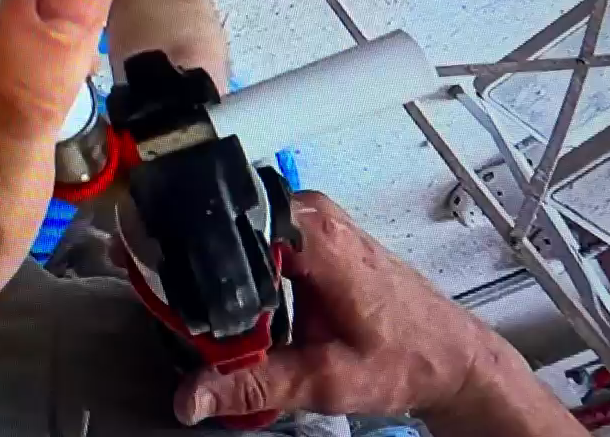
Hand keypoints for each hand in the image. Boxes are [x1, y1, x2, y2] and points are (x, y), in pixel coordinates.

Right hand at [177, 193, 585, 436]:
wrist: (454, 357)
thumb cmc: (404, 362)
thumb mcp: (326, 382)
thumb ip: (254, 384)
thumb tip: (192, 397)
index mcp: (314, 236)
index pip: (231, 219)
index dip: (188, 242)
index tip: (158, 268)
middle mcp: (310, 211)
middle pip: (228, 216)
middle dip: (192, 249)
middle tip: (156, 277)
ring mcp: (311, 212)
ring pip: (239, 219)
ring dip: (214, 253)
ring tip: (184, 283)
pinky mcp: (311, 224)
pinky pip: (259, 227)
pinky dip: (239, 255)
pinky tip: (228, 286)